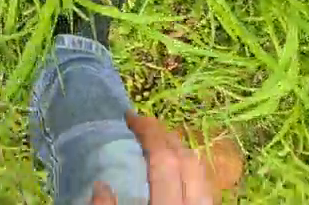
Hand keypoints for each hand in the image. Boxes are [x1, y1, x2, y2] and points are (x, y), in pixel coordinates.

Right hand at [87, 114, 232, 204]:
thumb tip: (102, 184)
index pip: (164, 160)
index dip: (148, 132)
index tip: (129, 117)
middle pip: (187, 162)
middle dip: (165, 135)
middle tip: (143, 123)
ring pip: (202, 175)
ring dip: (182, 151)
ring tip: (162, 141)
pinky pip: (207, 190)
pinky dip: (192, 172)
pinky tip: (178, 170)